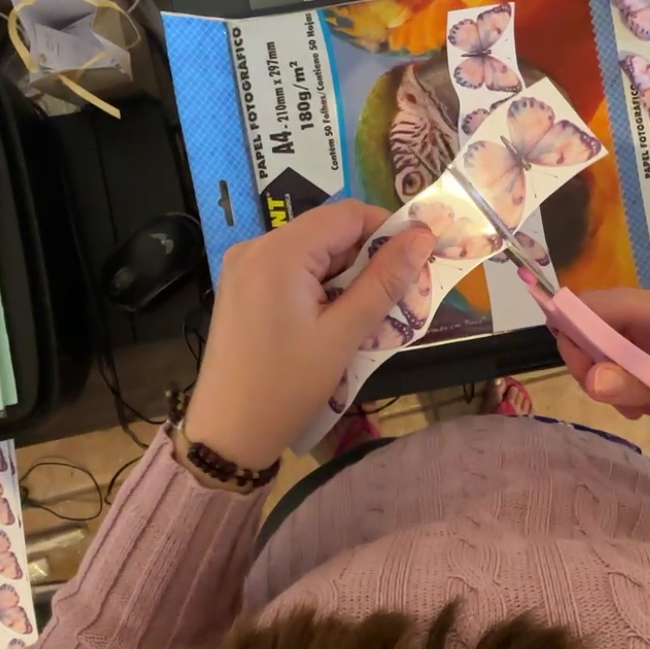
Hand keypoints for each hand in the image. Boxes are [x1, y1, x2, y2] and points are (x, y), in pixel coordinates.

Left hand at [184, 201, 433, 466]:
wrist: (227, 434)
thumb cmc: (286, 387)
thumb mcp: (343, 335)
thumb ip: (384, 282)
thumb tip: (422, 237)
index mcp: (279, 252)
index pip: (348, 215)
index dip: (389, 229)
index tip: (420, 258)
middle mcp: (256, 247)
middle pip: (328, 232)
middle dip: (369, 258)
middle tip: (402, 294)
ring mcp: (244, 268)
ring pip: (312, 253)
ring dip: (347, 276)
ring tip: (372, 314)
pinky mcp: (241, 289)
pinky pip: (292, 272)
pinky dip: (321, 287)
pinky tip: (337, 320)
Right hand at [553, 289, 649, 431]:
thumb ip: (646, 382)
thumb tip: (590, 382)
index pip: (594, 306)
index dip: (574, 335)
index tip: (582, 378)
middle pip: (602, 327)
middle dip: (595, 364)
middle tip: (616, 404)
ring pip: (621, 347)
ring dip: (618, 379)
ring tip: (641, 412)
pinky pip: (645, 360)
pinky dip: (640, 383)